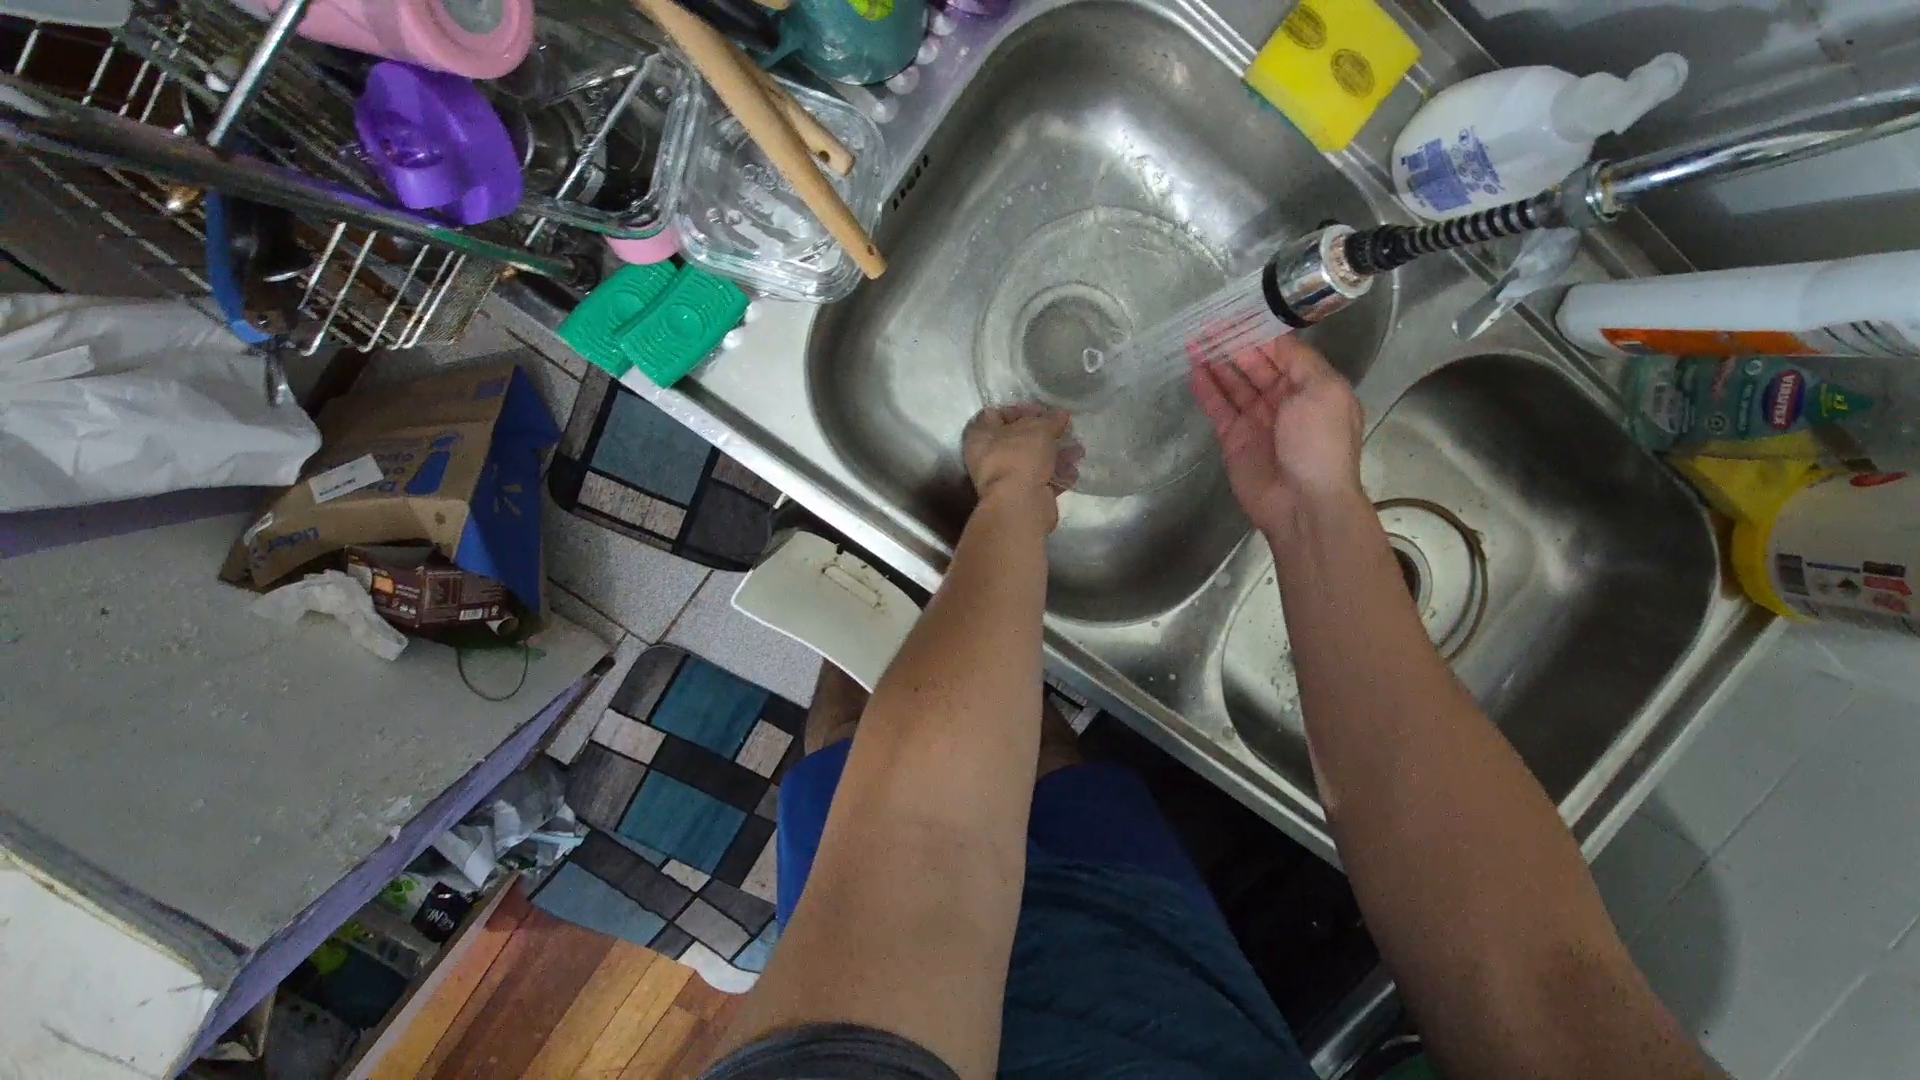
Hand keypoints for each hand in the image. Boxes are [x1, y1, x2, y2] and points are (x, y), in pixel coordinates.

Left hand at [961, 403, 1082, 529]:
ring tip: (1078, 450)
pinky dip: (1057, 475)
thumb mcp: (1038, 429)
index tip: (1043, 410)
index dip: (1020, 409)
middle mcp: (988, 457)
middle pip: (1018, 439)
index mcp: (981, 436)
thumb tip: (1061, 414)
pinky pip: (1040, 480)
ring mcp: (1005, 478)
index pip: (996, 414)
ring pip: (1032, 461)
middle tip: (1063, 429)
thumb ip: (1050, 420)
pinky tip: (1073, 472)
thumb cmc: (1020, 457)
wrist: (1020, 504)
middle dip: (1044, 434)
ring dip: (1056, 454)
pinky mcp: (1021, 496)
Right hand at [1189, 335, 1364, 533]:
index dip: (1261, 333)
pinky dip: (1207, 389)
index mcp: (1312, 387)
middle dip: (1235, 345)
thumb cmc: (1320, 444)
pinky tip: (1194, 369)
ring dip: (1216, 363)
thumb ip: (1299, 361)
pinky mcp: (1234, 439)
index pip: (1284, 352)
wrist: (1303, 502)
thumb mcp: (1324, 391)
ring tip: (1195, 341)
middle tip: (1210, 325)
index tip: (1239, 315)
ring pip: (1234, 384)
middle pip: (1256, 365)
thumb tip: (1275, 341)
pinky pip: (1218, 407)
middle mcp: (1285, 401)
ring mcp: (1257, 420)